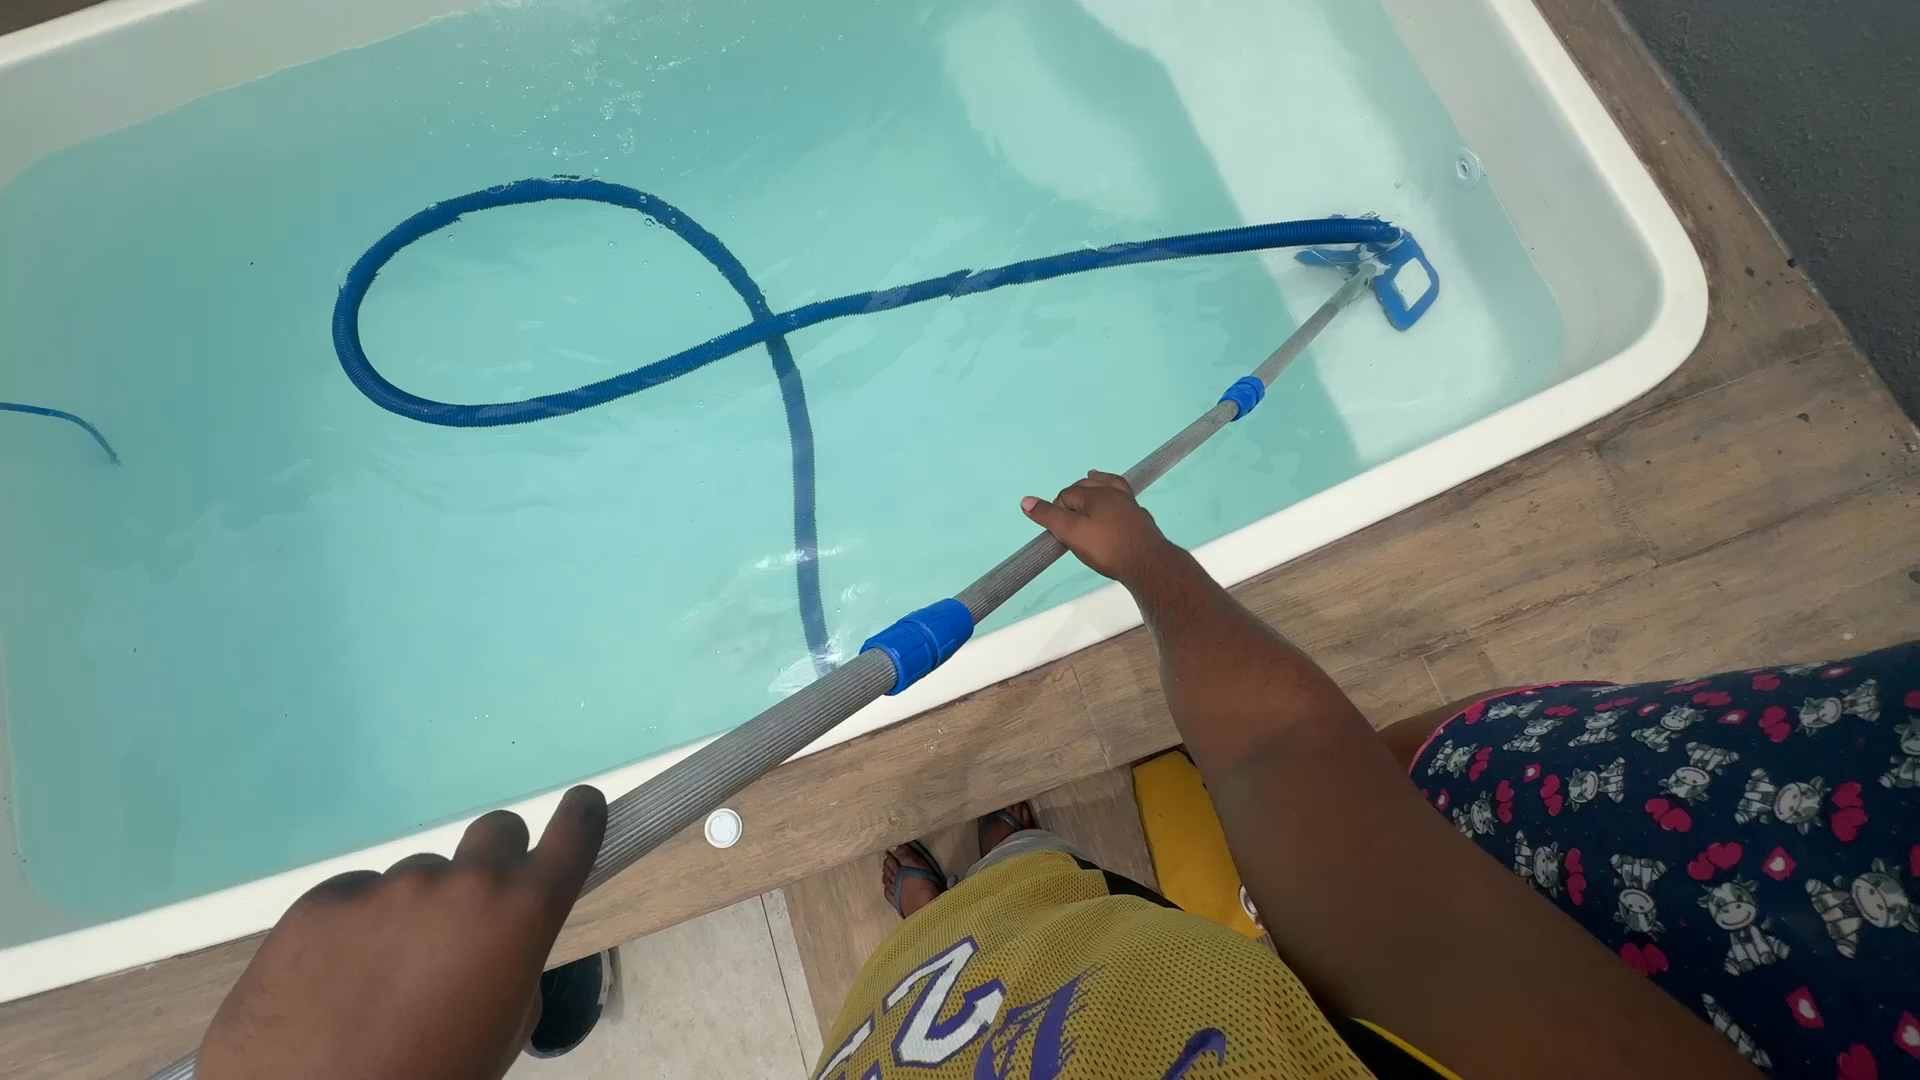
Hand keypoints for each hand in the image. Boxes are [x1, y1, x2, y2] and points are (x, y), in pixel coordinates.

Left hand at [197, 785, 607, 1079]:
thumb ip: (516, 957)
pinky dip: (350, 928)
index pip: (577, 825)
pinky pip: (353, 895)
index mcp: (525, 909)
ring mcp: (391, 886)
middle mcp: (468, 881)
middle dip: (489, 865)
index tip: (577, 810)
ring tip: (376, 975)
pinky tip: (328, 980)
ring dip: (412, 908)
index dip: (580, 812)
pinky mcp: (322, 903)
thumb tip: (493, 937)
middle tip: (460, 920)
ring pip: (419, 874)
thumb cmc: (438, 1077)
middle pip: (496, 830)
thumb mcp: (509, 1024)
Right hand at [1021, 470, 1177, 582]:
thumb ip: (1049, 516)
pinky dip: (1116, 496)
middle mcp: (1114, 493)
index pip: (1066, 494)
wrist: (1149, 564)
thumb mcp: (1072, 533)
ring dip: (1099, 482)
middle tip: (1068, 516)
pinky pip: (1125, 499)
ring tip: (1093, 478)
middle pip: (1088, 485)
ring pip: (1111, 485)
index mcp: (1096, 494)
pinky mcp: (1141, 518)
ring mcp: (1130, 505)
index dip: (1057, 511)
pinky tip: (1118, 505)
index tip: (1059, 531)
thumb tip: (1026, 500)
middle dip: (1075, 495)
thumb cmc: (1108, 548)